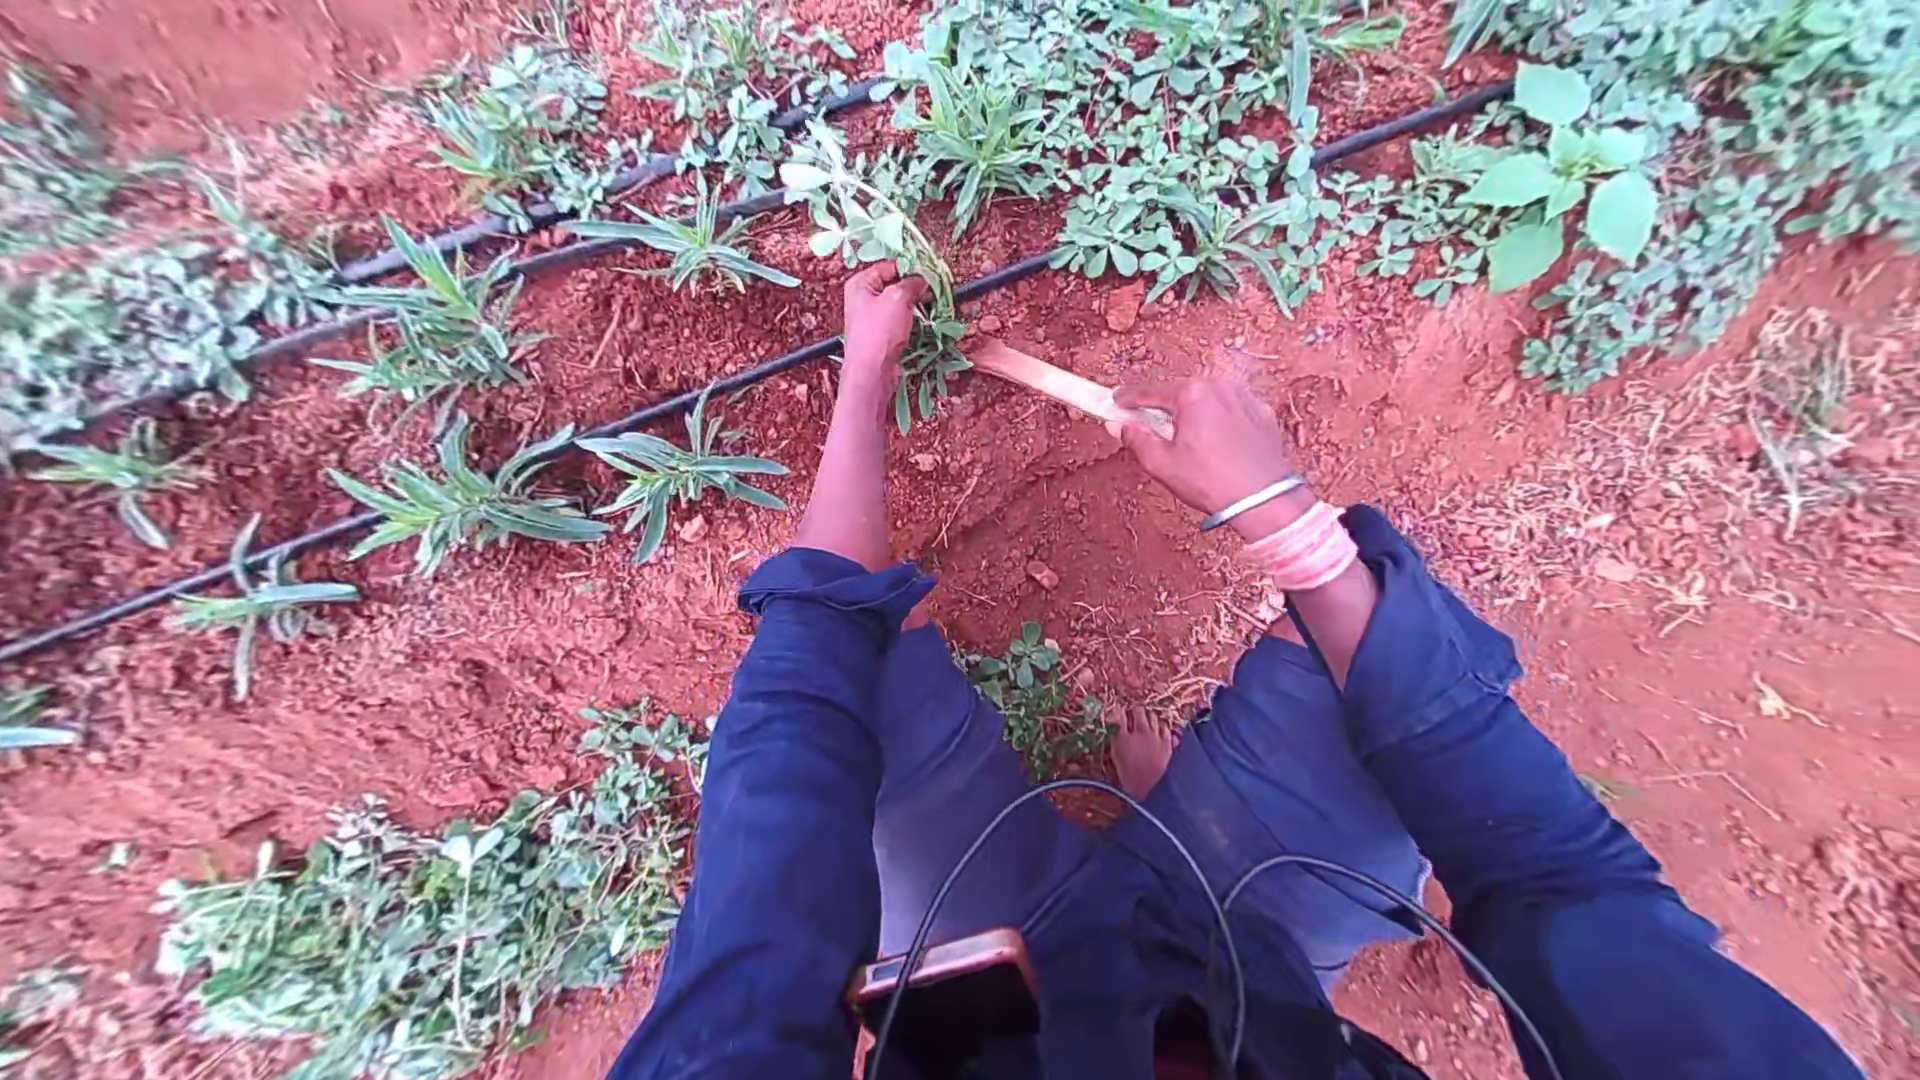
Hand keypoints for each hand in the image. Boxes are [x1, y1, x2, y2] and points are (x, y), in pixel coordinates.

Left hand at [841, 264, 928, 392]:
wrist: (872, 373)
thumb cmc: (879, 333)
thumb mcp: (898, 298)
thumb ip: (912, 283)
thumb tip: (923, 279)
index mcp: (861, 284)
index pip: (889, 266)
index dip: (910, 267)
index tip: (930, 272)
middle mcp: (863, 299)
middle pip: (894, 285)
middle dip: (914, 288)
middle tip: (933, 290)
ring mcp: (872, 319)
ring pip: (898, 305)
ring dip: (915, 306)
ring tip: (931, 307)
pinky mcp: (881, 336)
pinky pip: (899, 322)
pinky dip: (911, 322)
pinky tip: (923, 324)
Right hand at [1114, 378, 1313, 540]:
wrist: (1263, 499)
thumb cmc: (1212, 482)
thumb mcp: (1161, 463)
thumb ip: (1137, 439)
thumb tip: (1120, 426)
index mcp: (1193, 394)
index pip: (1149, 391)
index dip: (1127, 398)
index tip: (1115, 401)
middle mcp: (1220, 387)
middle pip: (1180, 392)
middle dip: (1162, 408)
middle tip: (1147, 425)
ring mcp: (1244, 398)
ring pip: (1206, 399)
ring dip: (1191, 413)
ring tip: (1183, 440)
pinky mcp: (1261, 412)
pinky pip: (1229, 409)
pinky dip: (1216, 420)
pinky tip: (1212, 444)